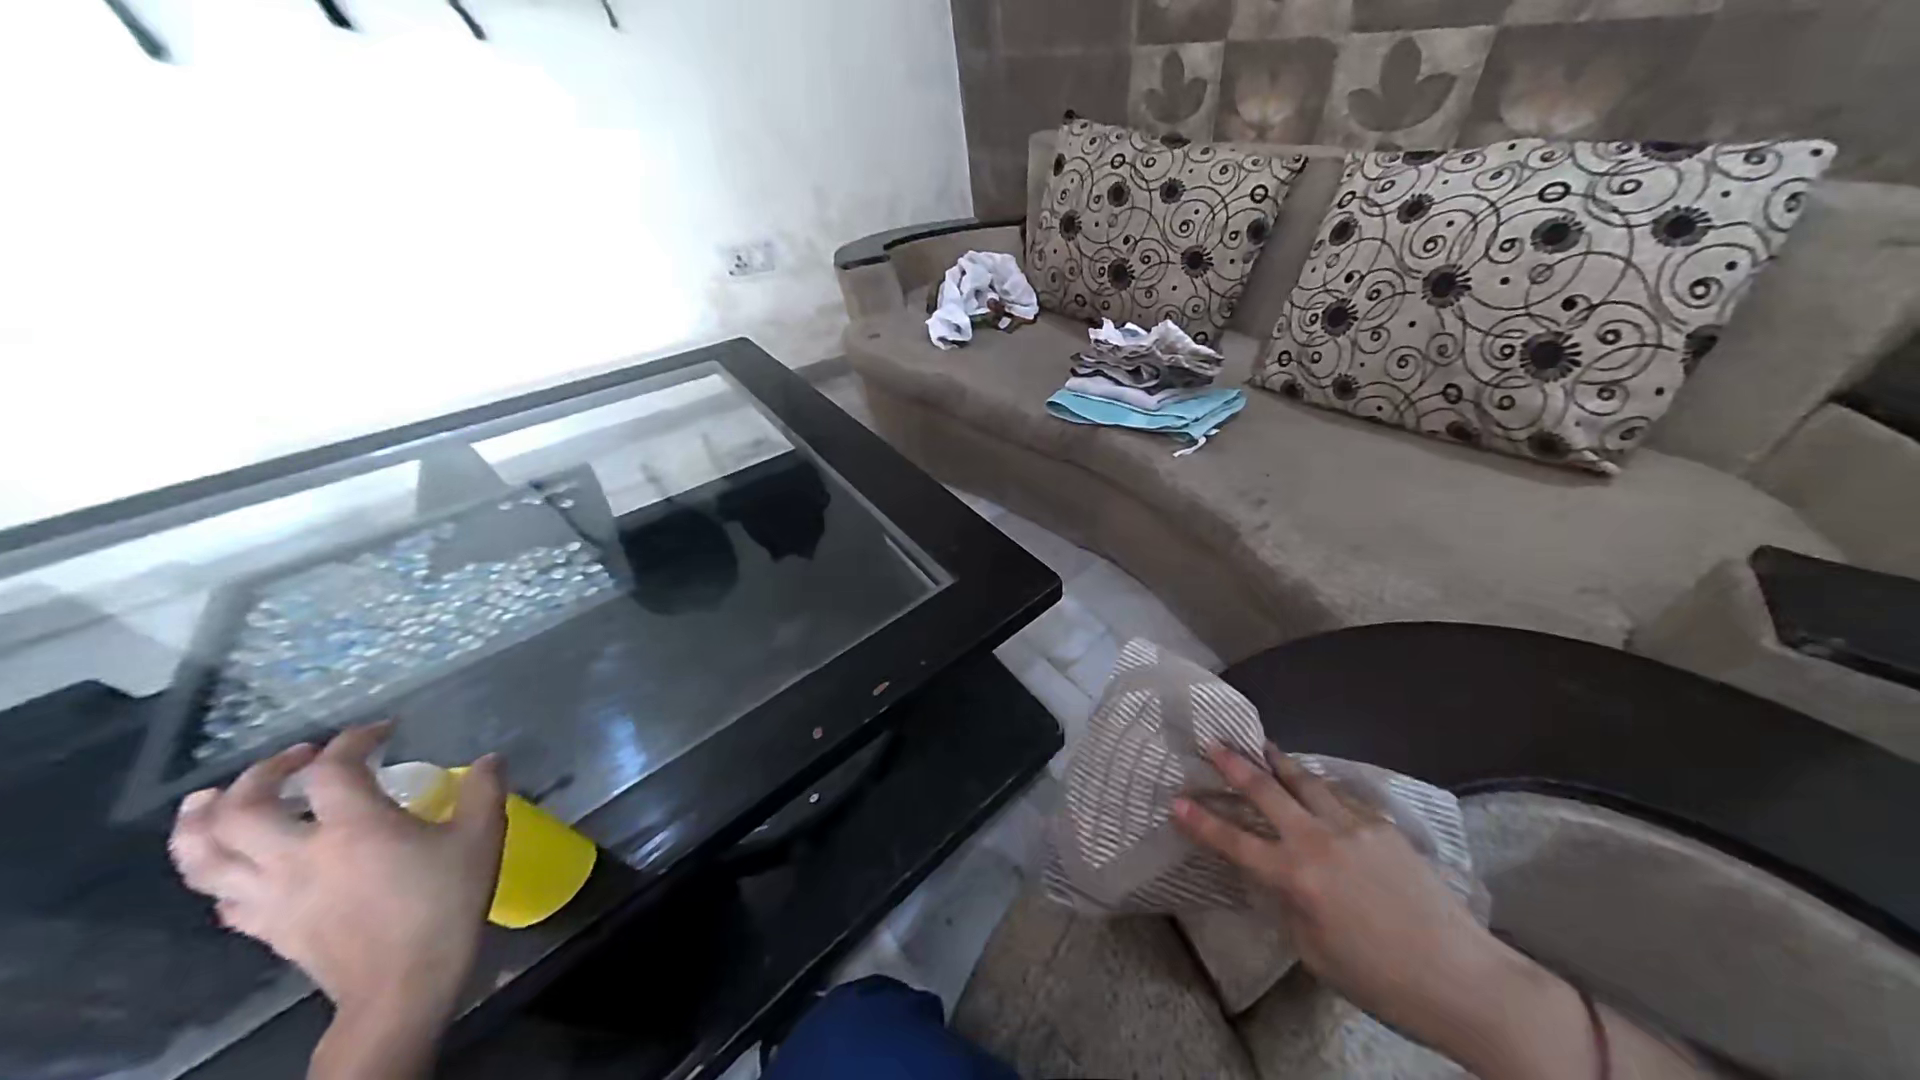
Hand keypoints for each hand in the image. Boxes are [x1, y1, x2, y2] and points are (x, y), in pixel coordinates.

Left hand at [169, 722, 505, 1078]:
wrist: (405, 985)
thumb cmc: (445, 904)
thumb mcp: (482, 837)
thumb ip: (484, 791)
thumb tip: (489, 758)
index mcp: (354, 827)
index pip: (334, 768)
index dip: (354, 739)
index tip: (381, 731)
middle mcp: (298, 855)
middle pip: (241, 808)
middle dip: (261, 773)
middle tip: (294, 758)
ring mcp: (272, 895)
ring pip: (202, 857)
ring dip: (199, 823)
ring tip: (208, 801)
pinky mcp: (266, 926)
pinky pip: (221, 895)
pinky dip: (219, 871)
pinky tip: (237, 863)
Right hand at [1174, 744, 1592, 1079]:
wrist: (1466, 980)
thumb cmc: (1381, 980)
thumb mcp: (1314, 952)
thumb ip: (1286, 905)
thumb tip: (1272, 877)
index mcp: (1296, 879)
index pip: (1234, 842)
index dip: (1201, 822)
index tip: (1176, 801)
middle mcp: (1319, 842)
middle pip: (1266, 791)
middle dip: (1234, 765)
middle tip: (1213, 742)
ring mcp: (1354, 829)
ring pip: (1306, 781)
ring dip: (1279, 762)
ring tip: (1263, 746)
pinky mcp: (1383, 828)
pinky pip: (1342, 798)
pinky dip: (1320, 787)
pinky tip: (1316, 785)